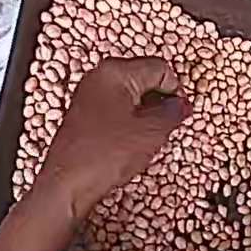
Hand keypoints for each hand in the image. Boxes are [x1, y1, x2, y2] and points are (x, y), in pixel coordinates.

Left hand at [35, 56, 183, 217]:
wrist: (68, 182)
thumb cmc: (104, 154)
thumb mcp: (152, 132)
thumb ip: (173, 112)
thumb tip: (181, 105)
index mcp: (116, 72)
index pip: (161, 69)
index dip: (176, 91)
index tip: (181, 113)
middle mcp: (99, 77)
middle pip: (145, 80)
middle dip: (160, 102)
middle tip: (167, 127)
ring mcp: (89, 96)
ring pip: (131, 97)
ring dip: (146, 115)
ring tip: (148, 139)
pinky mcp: (85, 115)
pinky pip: (117, 110)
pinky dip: (130, 123)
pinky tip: (131, 144)